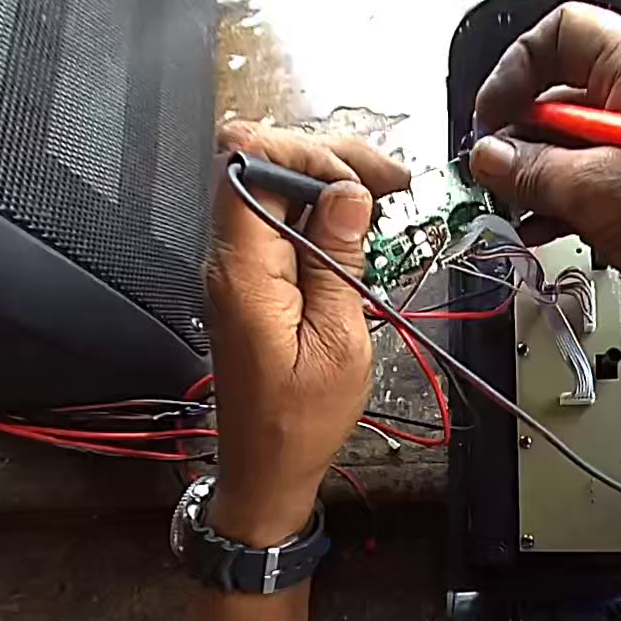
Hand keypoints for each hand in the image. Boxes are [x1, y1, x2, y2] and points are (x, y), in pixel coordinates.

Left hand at [206, 123, 408, 545]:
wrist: (269, 466)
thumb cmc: (302, 420)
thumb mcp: (339, 342)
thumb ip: (340, 262)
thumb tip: (347, 194)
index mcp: (245, 273)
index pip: (253, 165)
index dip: (311, 155)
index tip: (366, 182)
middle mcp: (231, 262)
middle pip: (262, 167)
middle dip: (327, 160)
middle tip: (389, 181)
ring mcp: (240, 273)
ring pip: (275, 194)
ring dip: (328, 185)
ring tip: (382, 199)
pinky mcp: (254, 286)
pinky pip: (282, 229)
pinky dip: (321, 218)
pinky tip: (356, 229)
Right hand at [469, 2, 620, 328]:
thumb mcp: (601, 187)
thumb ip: (534, 170)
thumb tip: (490, 157)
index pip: (561, 38)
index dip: (516, 71)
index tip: (489, 117)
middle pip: (559, 102)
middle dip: (521, 139)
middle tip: (496, 175)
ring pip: (570, 155)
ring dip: (536, 182)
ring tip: (516, 208)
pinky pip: (588, 193)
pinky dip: (559, 208)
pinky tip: (541, 229)